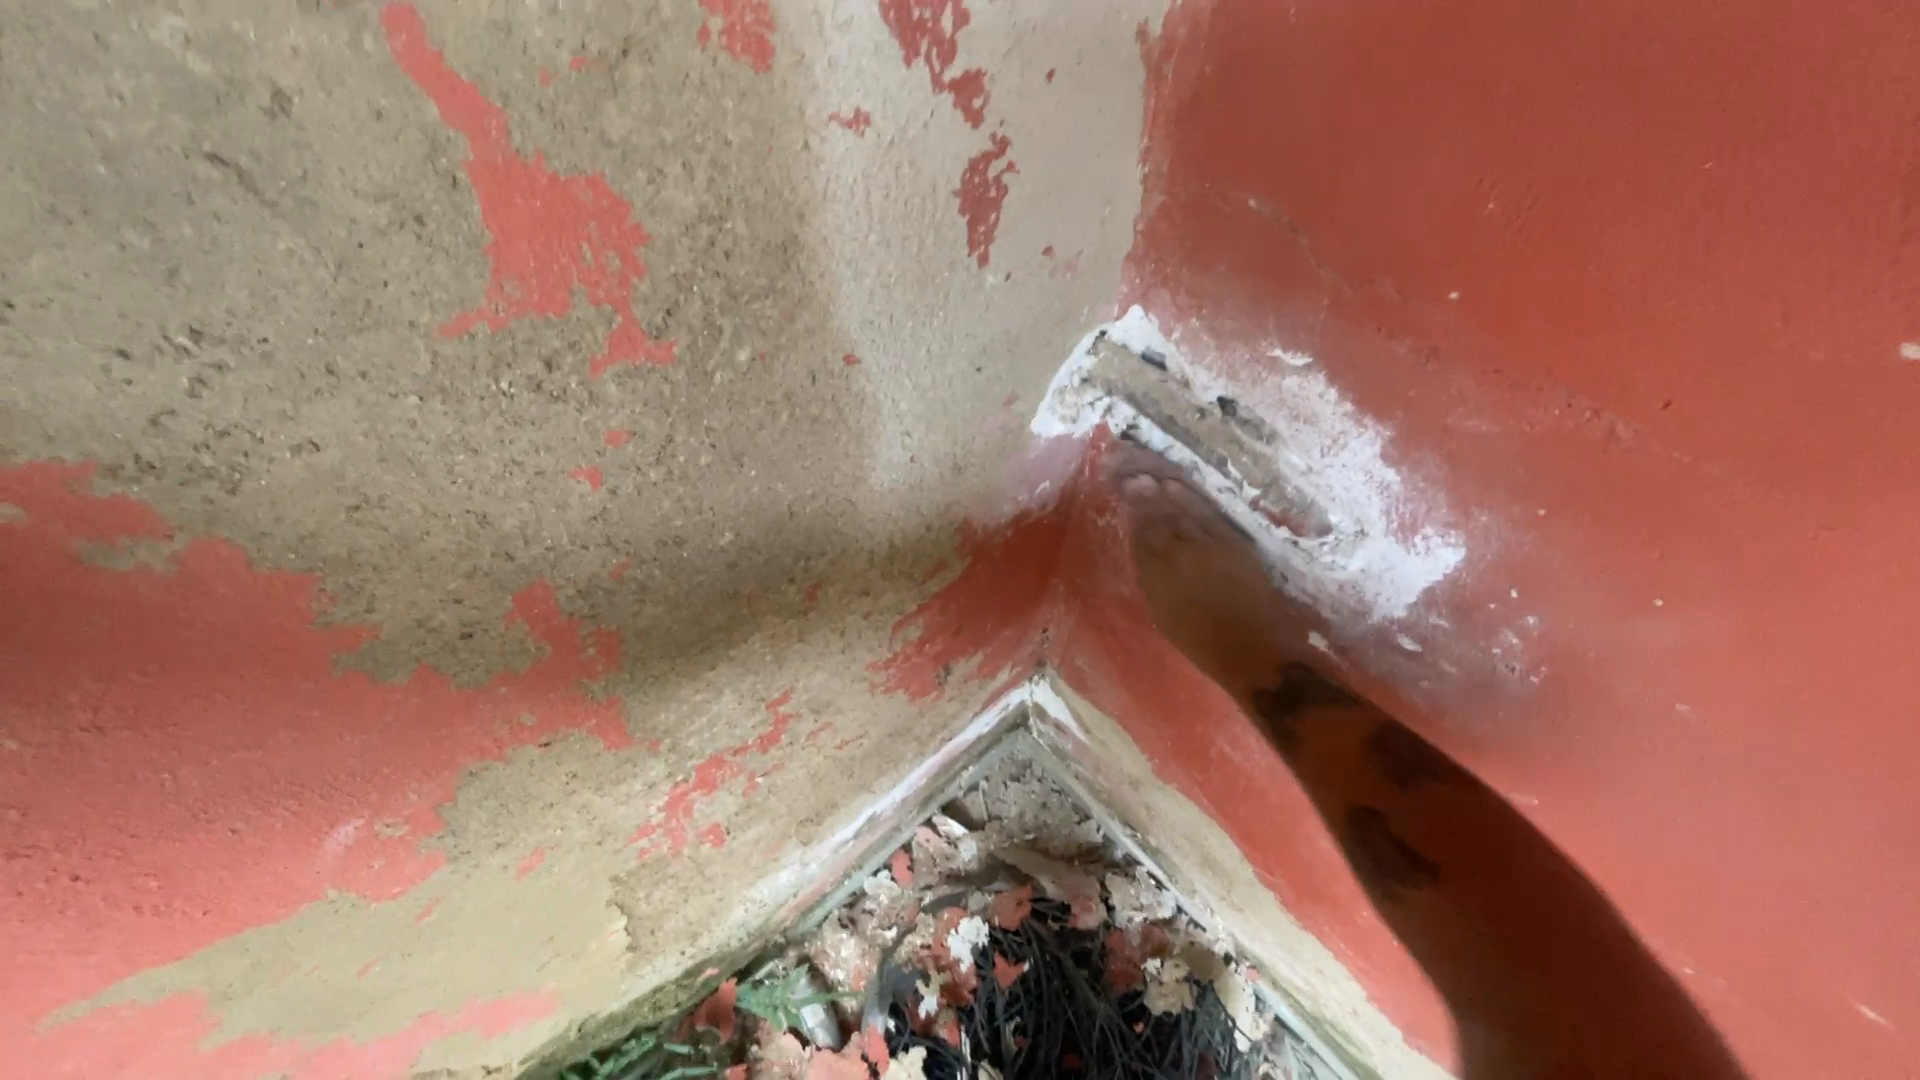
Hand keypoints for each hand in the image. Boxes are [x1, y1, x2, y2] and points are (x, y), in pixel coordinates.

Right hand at [1106, 442, 1307, 694]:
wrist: (1252, 650)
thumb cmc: (1204, 642)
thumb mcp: (1164, 615)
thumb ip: (1152, 579)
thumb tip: (1143, 549)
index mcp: (1156, 578)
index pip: (1139, 534)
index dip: (1129, 509)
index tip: (1118, 487)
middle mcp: (1176, 557)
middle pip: (1154, 516)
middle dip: (1138, 490)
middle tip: (1123, 465)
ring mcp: (1204, 547)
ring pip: (1176, 511)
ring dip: (1158, 489)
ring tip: (1143, 470)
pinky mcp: (1230, 544)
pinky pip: (1203, 514)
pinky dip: (1186, 498)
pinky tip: (1173, 486)